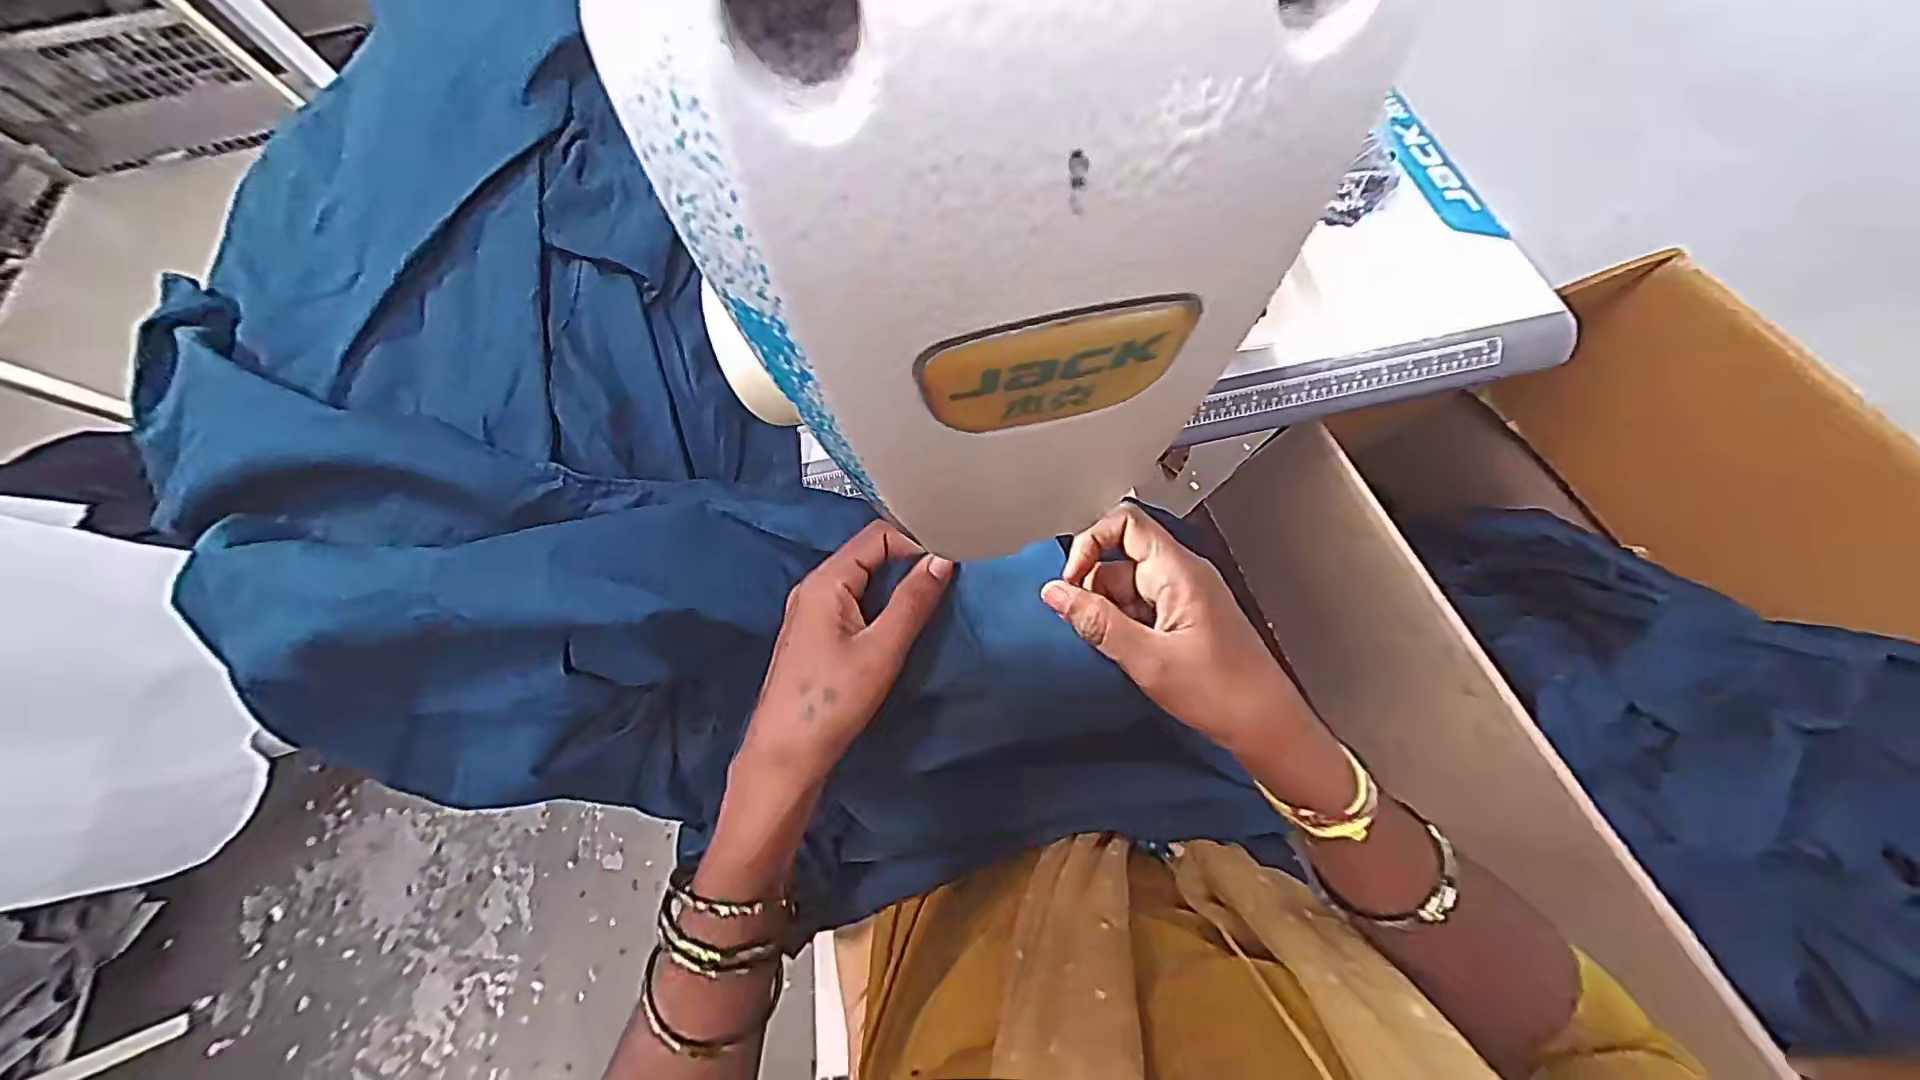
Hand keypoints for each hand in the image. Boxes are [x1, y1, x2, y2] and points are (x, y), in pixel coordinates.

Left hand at [739, 520, 952, 787]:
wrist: (785, 756)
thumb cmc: (832, 702)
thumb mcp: (882, 649)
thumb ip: (913, 600)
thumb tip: (942, 559)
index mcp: (824, 581)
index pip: (877, 535)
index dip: (916, 541)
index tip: (949, 562)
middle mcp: (814, 587)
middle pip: (869, 553)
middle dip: (909, 561)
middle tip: (946, 580)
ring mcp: (812, 611)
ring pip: (863, 579)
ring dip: (896, 585)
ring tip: (929, 601)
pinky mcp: (816, 634)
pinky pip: (854, 601)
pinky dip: (881, 604)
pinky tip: (899, 624)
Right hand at [1041, 504, 1313, 752]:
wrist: (1267, 727)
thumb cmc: (1226, 694)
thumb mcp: (1147, 658)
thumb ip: (1096, 622)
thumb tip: (1055, 593)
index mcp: (1178, 572)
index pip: (1125, 523)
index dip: (1090, 543)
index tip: (1071, 580)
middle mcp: (1181, 576)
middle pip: (1118, 559)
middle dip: (1094, 591)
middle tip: (1093, 629)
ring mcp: (1182, 597)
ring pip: (1124, 587)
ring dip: (1109, 614)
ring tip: (1122, 651)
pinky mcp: (1181, 619)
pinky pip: (1137, 609)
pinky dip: (1124, 628)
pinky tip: (1133, 656)